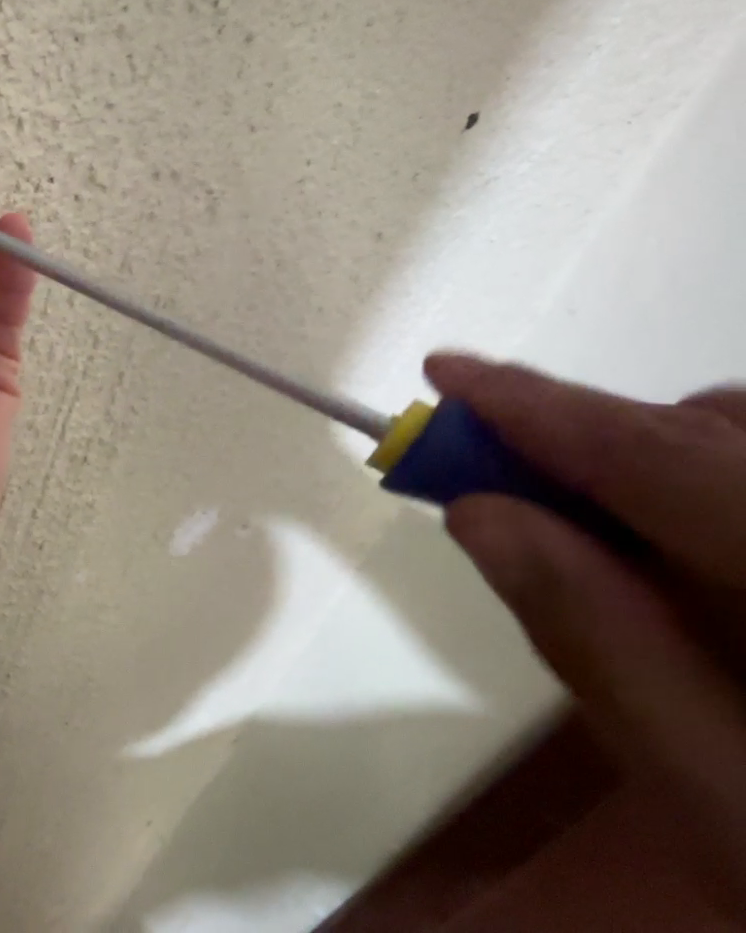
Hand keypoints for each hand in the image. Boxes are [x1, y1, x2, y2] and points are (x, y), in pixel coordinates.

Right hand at [429, 354, 745, 909]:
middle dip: (601, 438)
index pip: (669, 466)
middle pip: (726, 430)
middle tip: (501, 489)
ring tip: (601, 536)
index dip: (542, 411)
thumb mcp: (704, 787)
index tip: (442, 373)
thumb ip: (595, 640)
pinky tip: (677, 547)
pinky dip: (703, 477)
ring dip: (655, 457)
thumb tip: (479, 514)